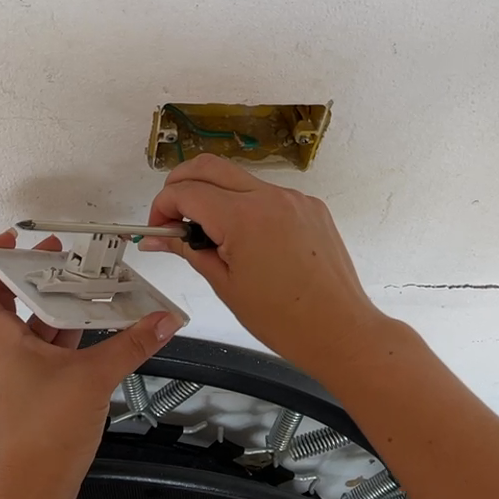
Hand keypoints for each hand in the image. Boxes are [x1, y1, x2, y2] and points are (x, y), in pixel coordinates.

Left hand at [0, 230, 181, 498]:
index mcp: (1, 340)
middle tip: (57, 252)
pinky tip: (94, 323)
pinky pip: (46, 346)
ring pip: (29, 323)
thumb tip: (165, 320)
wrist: (34, 492)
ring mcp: (18, 371)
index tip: (10, 241)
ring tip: (83, 280)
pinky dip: (66, 330)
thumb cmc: (47, 431)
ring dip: (51, 300)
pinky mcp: (34, 389)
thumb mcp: (94, 378)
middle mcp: (3, 350)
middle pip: (2, 299)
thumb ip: (131, 345)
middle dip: (27, 271)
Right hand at [141, 154, 383, 374]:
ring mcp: (293, 198)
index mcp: (244, 217)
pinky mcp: (310, 206)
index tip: (158, 227)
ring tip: (211, 234)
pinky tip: (247, 240)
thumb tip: (157, 238)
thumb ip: (188, 250)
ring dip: (214, 195)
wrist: (342, 332)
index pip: (186, 191)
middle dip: (181, 184)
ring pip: (238, 178)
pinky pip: (266, 194)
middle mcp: (270, 197)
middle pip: (208, 166)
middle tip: (171, 215)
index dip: (162, 206)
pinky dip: (246, 206)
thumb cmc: (285, 319)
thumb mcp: (224, 284)